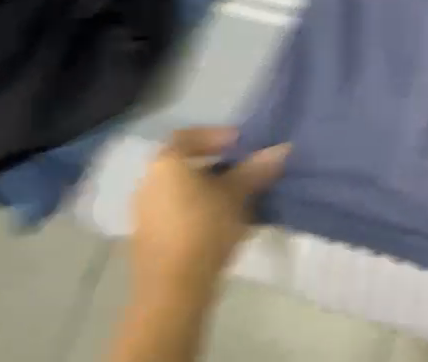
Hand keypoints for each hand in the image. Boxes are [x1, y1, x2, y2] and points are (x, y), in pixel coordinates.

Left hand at [127, 128, 289, 298]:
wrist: (172, 291)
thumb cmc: (203, 229)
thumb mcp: (236, 195)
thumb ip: (256, 169)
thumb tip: (282, 148)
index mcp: (165, 164)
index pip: (188, 136)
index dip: (216, 136)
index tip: (240, 145)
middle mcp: (148, 184)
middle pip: (185, 165)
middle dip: (217, 167)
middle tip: (244, 172)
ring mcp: (145, 214)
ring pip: (182, 192)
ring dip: (209, 192)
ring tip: (239, 202)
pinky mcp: (148, 241)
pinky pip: (177, 214)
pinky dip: (199, 212)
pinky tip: (222, 226)